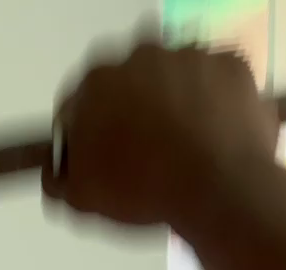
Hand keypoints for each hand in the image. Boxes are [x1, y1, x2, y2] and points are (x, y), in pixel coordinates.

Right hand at [47, 42, 279, 230]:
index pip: (78, 105)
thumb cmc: (144, 190)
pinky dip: (210, 104)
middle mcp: (140, 55)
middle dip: (129, 111)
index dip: (86, 134)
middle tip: (139, 154)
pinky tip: (209, 137)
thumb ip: (58, 178)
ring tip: (178, 148)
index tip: (97, 158)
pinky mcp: (230, 63)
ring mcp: (189, 54)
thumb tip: (56, 172)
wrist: (218, 188)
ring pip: (171, 78)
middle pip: (126, 84)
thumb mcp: (82, 199)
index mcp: (95, 83)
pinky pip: (213, 81)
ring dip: (170, 104)